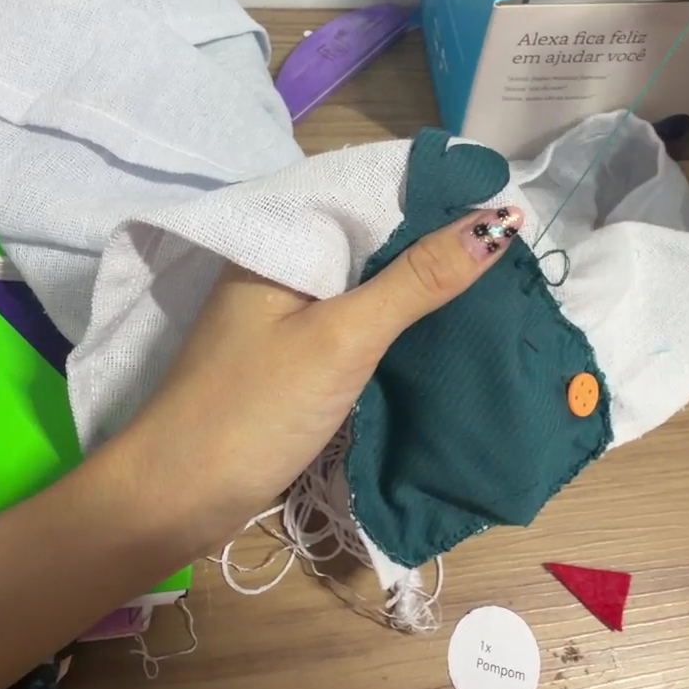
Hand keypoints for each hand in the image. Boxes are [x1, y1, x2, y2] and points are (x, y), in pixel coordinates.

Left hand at [102, 206, 524, 548]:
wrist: (175, 499)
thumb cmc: (255, 408)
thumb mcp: (345, 336)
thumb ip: (417, 279)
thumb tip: (499, 222)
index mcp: (284, 236)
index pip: (371, 188)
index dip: (437, 190)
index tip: (506, 199)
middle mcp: (284, 259)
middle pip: (372, 231)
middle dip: (436, 233)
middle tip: (513, 241)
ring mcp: (286, 304)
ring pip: (367, 272)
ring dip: (421, 273)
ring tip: (493, 270)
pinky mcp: (294, 345)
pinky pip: (356, 309)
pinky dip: (396, 310)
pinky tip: (439, 315)